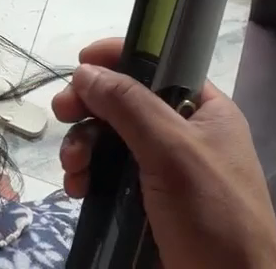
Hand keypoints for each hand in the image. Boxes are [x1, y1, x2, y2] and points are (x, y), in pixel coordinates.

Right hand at [52, 39, 275, 268]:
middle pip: (126, 101)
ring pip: (112, 139)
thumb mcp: (172, 153)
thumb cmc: (213, 218)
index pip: (158, 62)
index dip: (118, 57)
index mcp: (206, 110)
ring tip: (72, 168)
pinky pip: (109, 175)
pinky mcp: (148, 205)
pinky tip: (77, 189)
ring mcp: (166, 172)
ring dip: (84, 146)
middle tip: (61, 114)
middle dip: (90, 108)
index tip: (80, 63)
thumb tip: (85, 70)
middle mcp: (186, 134)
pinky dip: (88, 176)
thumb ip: (128, 105)